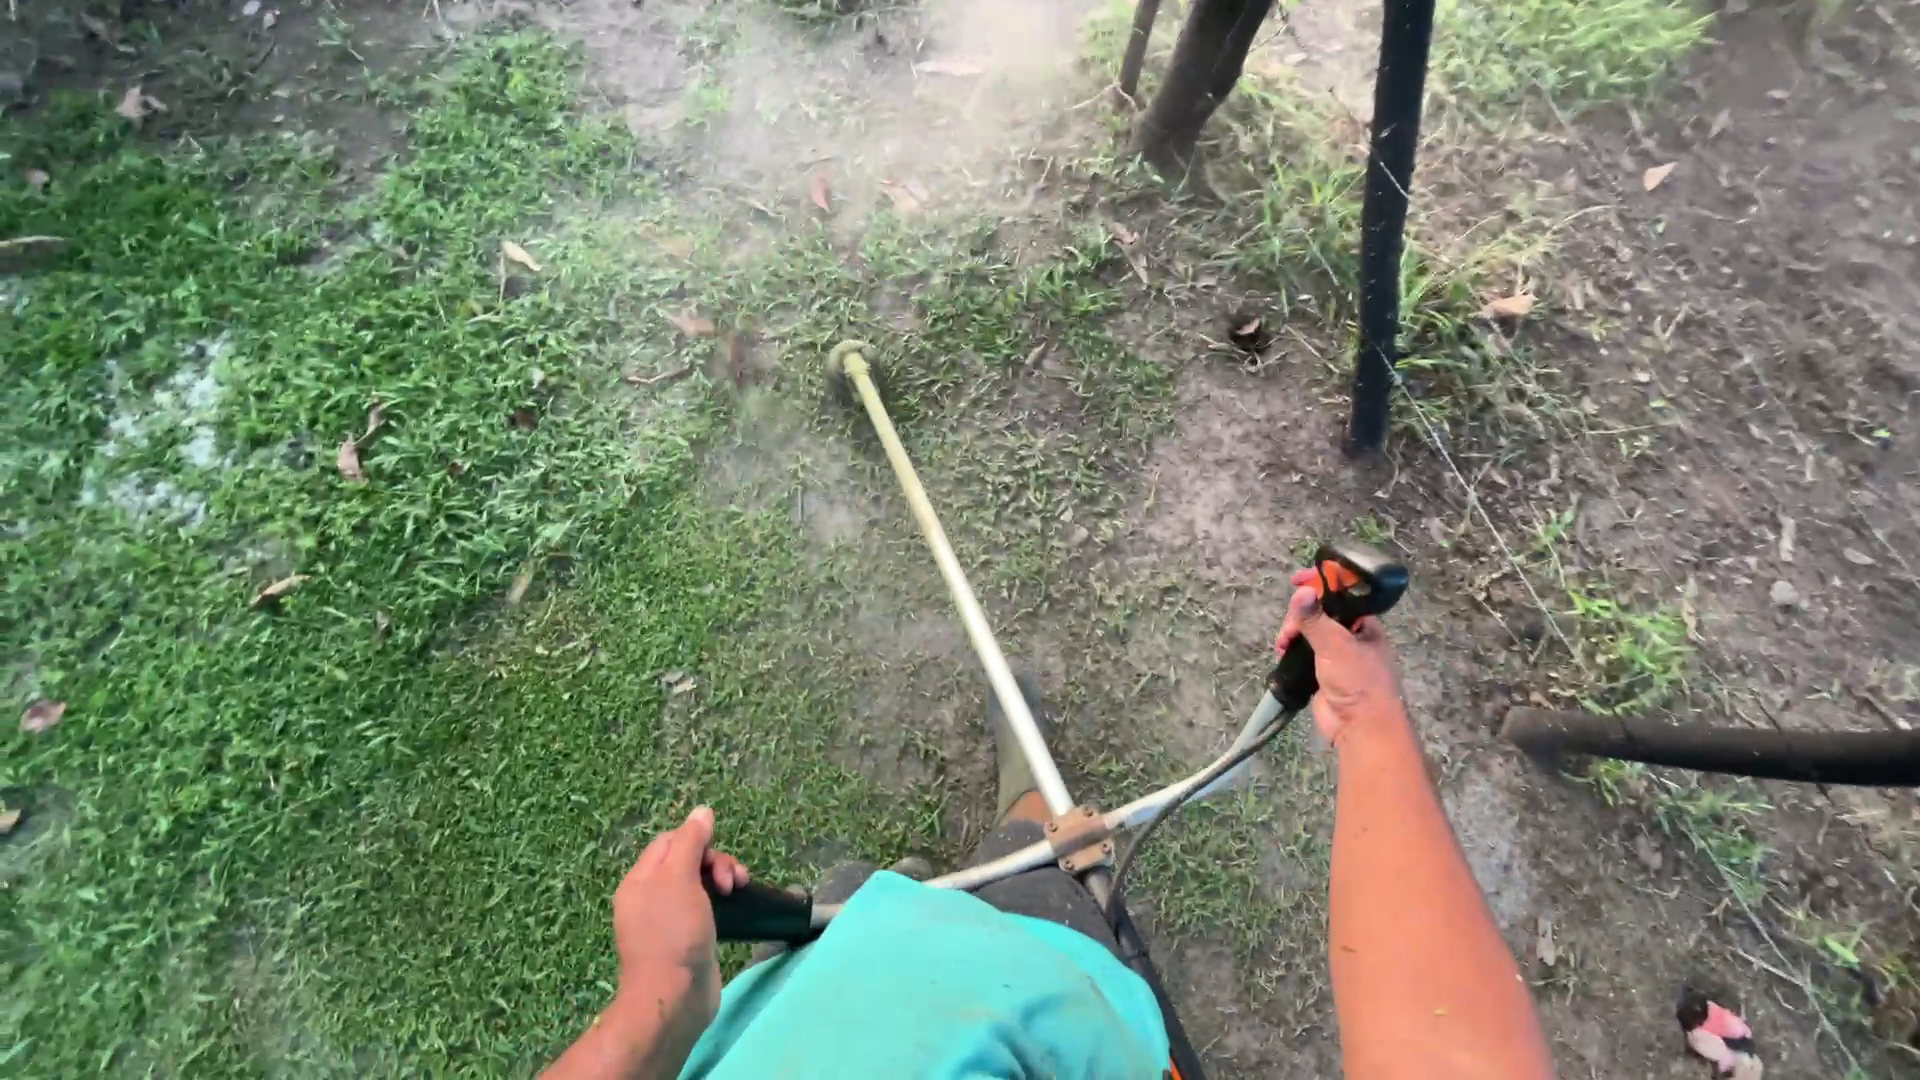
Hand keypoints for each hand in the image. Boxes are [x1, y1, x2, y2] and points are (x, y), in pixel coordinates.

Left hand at [612, 806, 748, 1023]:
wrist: (674, 996)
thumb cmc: (673, 932)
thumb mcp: (680, 878)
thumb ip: (691, 841)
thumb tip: (702, 811)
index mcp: (640, 880)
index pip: (670, 841)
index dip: (696, 840)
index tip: (715, 855)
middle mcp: (651, 897)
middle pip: (688, 859)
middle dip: (714, 861)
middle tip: (730, 880)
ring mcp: (670, 919)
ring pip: (701, 882)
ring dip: (723, 877)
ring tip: (739, 889)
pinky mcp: (688, 936)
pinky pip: (707, 904)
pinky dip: (722, 900)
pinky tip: (735, 906)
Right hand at [1274, 567, 1403, 747]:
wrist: (1360, 727)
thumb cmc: (1358, 681)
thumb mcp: (1336, 645)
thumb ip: (1315, 618)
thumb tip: (1301, 591)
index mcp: (1364, 625)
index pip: (1341, 594)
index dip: (1320, 583)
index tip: (1297, 580)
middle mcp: (1351, 637)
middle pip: (1319, 612)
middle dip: (1299, 615)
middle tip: (1289, 629)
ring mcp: (1336, 656)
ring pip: (1308, 632)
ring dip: (1292, 633)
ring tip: (1283, 644)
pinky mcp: (1321, 672)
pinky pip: (1302, 652)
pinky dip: (1291, 651)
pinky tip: (1282, 654)